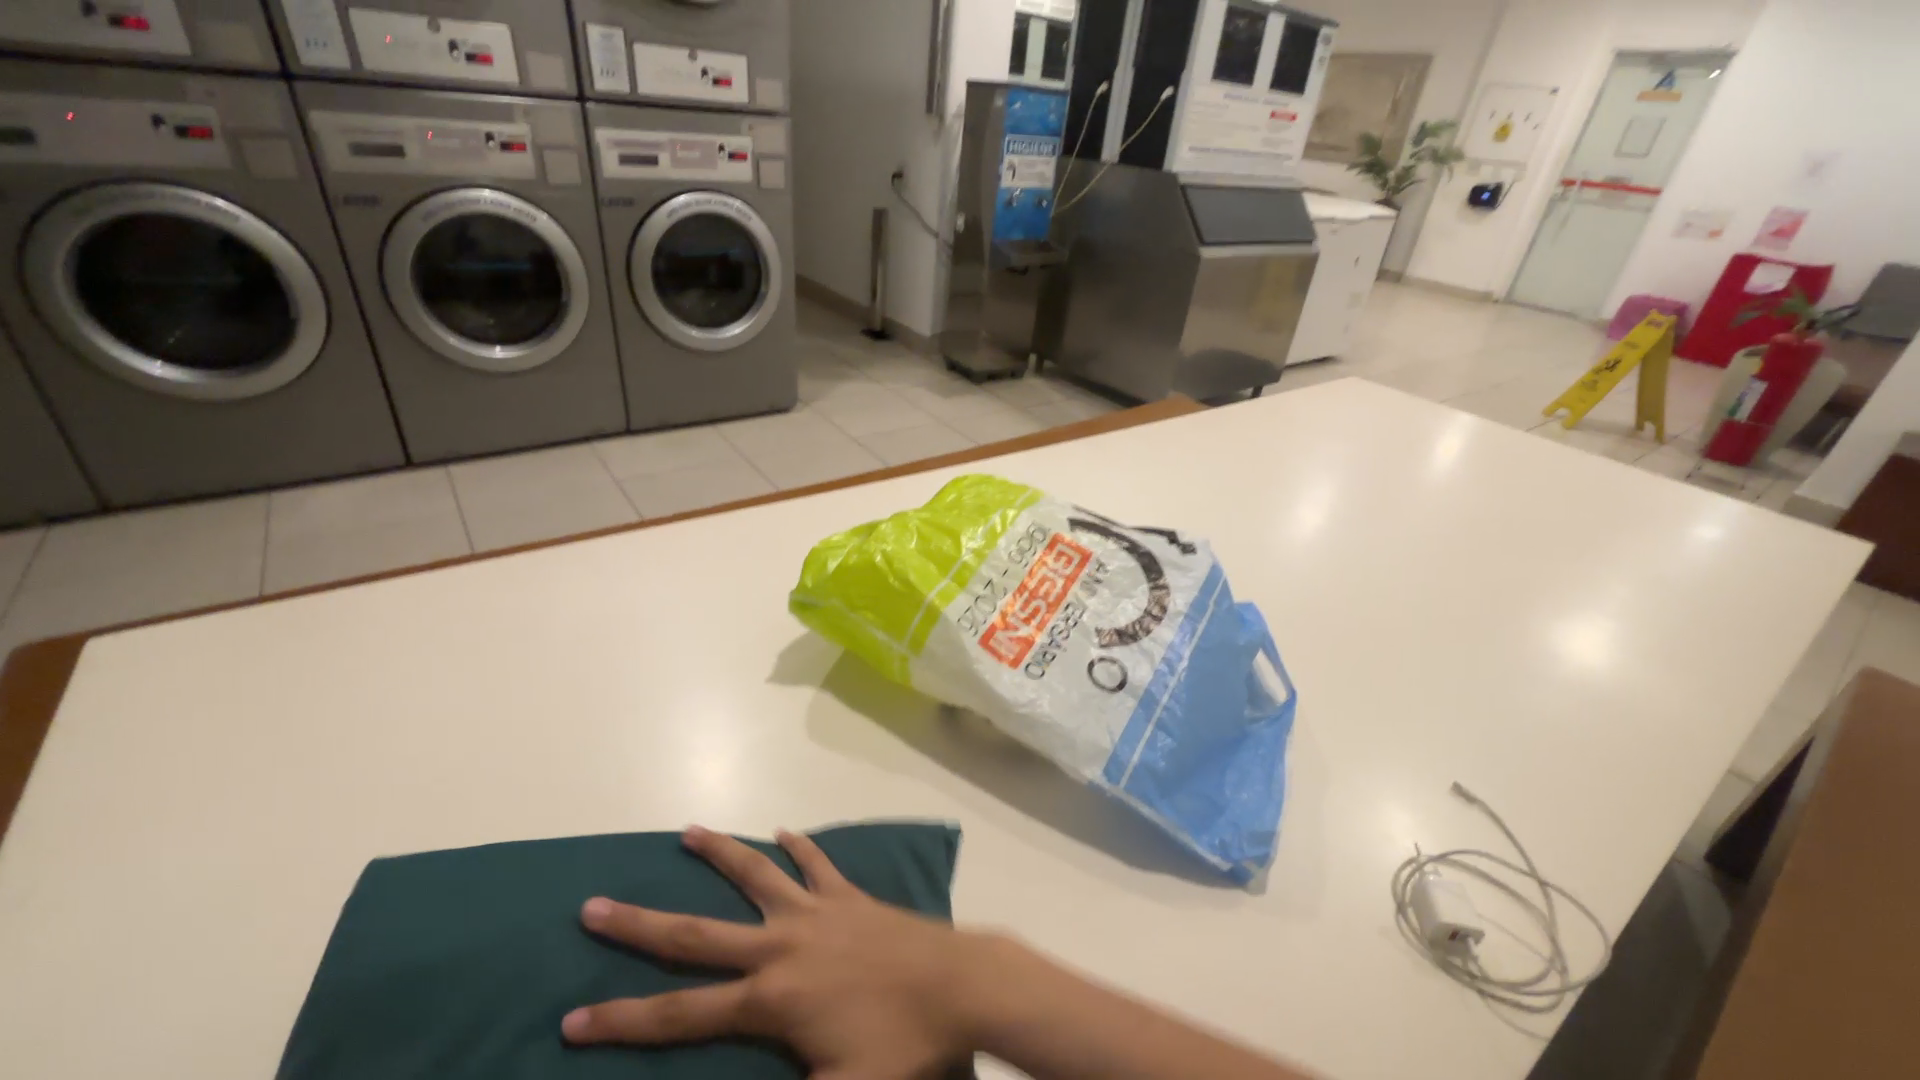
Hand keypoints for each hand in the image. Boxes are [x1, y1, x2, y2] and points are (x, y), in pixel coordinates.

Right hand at [563, 826, 989, 1079]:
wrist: (960, 983)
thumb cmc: (901, 1045)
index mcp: (770, 998)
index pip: (681, 1015)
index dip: (623, 1023)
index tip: (571, 1020)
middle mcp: (781, 944)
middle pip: (697, 933)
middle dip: (640, 924)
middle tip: (593, 906)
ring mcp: (816, 911)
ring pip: (756, 875)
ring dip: (720, 854)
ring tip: (687, 831)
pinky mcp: (850, 895)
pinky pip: (819, 863)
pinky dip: (801, 847)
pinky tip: (786, 831)